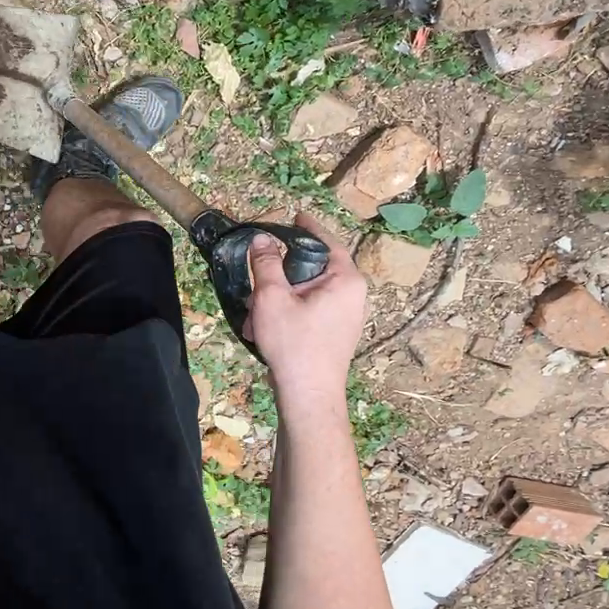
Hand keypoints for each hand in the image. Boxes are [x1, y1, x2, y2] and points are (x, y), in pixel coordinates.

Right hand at [240, 213, 365, 399]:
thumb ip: (265, 264)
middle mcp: (353, 294)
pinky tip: (263, 326)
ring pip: (307, 291)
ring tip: (255, 310)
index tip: (293, 215)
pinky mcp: (335, 332)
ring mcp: (346, 315)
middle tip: (257, 273)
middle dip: (281, 271)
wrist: (308, 393)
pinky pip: (309, 309)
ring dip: (279, 295)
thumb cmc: (294, 342)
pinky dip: (287, 311)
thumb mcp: (271, 297)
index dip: (307, 227)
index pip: (327, 241)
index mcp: (345, 279)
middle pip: (314, 267)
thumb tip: (261, 239)